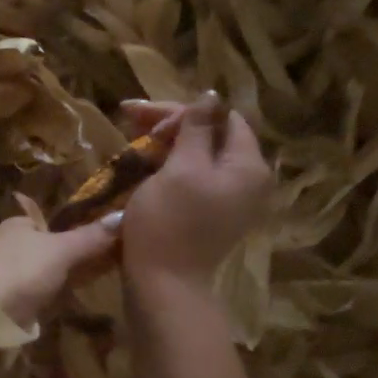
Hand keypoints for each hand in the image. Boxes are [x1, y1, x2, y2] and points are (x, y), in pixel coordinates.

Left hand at [0, 215, 120, 334]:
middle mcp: (2, 246)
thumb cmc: (13, 275)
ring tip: (84, 303)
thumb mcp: (58, 252)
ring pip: (32, 281)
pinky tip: (49, 320)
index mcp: (16, 226)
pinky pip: (21, 305)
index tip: (109, 254)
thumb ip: (89, 238)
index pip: (51, 226)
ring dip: (52, 291)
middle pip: (43, 254)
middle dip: (67, 267)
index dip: (79, 239)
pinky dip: (35, 311)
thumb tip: (124, 215)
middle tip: (103, 282)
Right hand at [120, 96, 271, 288]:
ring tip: (133, 139)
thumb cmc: (169, 222)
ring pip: (201, 155)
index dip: (182, 110)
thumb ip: (197, 130)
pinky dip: (170, 164)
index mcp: (249, 166)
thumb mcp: (181, 169)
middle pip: (213, 135)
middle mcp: (248, 180)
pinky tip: (145, 163)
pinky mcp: (212, 214)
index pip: (223, 118)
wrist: (164, 281)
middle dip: (172, 124)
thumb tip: (211, 96)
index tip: (139, 116)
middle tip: (128, 118)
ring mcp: (231, 200)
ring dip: (167, 142)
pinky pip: (195, 176)